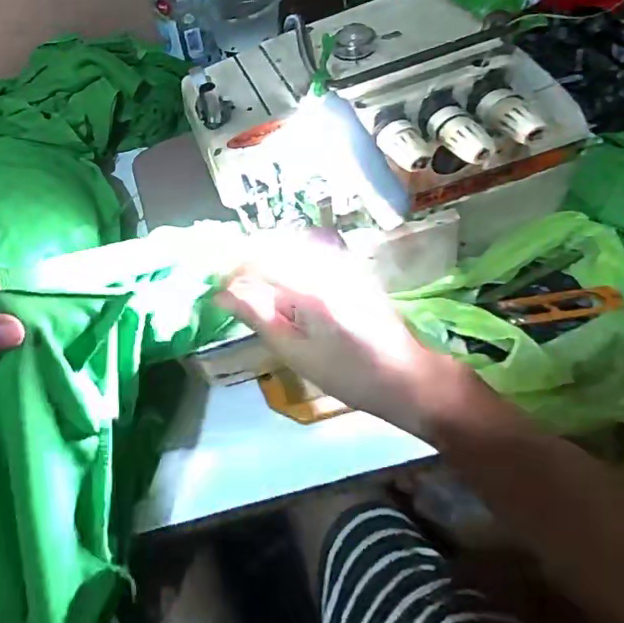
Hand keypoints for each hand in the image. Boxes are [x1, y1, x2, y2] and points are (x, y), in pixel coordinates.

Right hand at [215, 232, 490, 436]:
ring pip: (290, 245)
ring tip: (251, 286)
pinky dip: (287, 261)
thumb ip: (258, 316)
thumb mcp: (295, 352)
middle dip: (246, 258)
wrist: (409, 378)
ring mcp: (342, 262)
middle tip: (228, 283)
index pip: (256, 258)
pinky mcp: (351, 268)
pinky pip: (309, 251)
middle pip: (273, 244)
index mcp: (309, 285)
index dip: (230, 265)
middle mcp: (325, 263)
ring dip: (266, 258)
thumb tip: (224, 293)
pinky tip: (283, 286)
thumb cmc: (349, 374)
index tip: (214, 280)